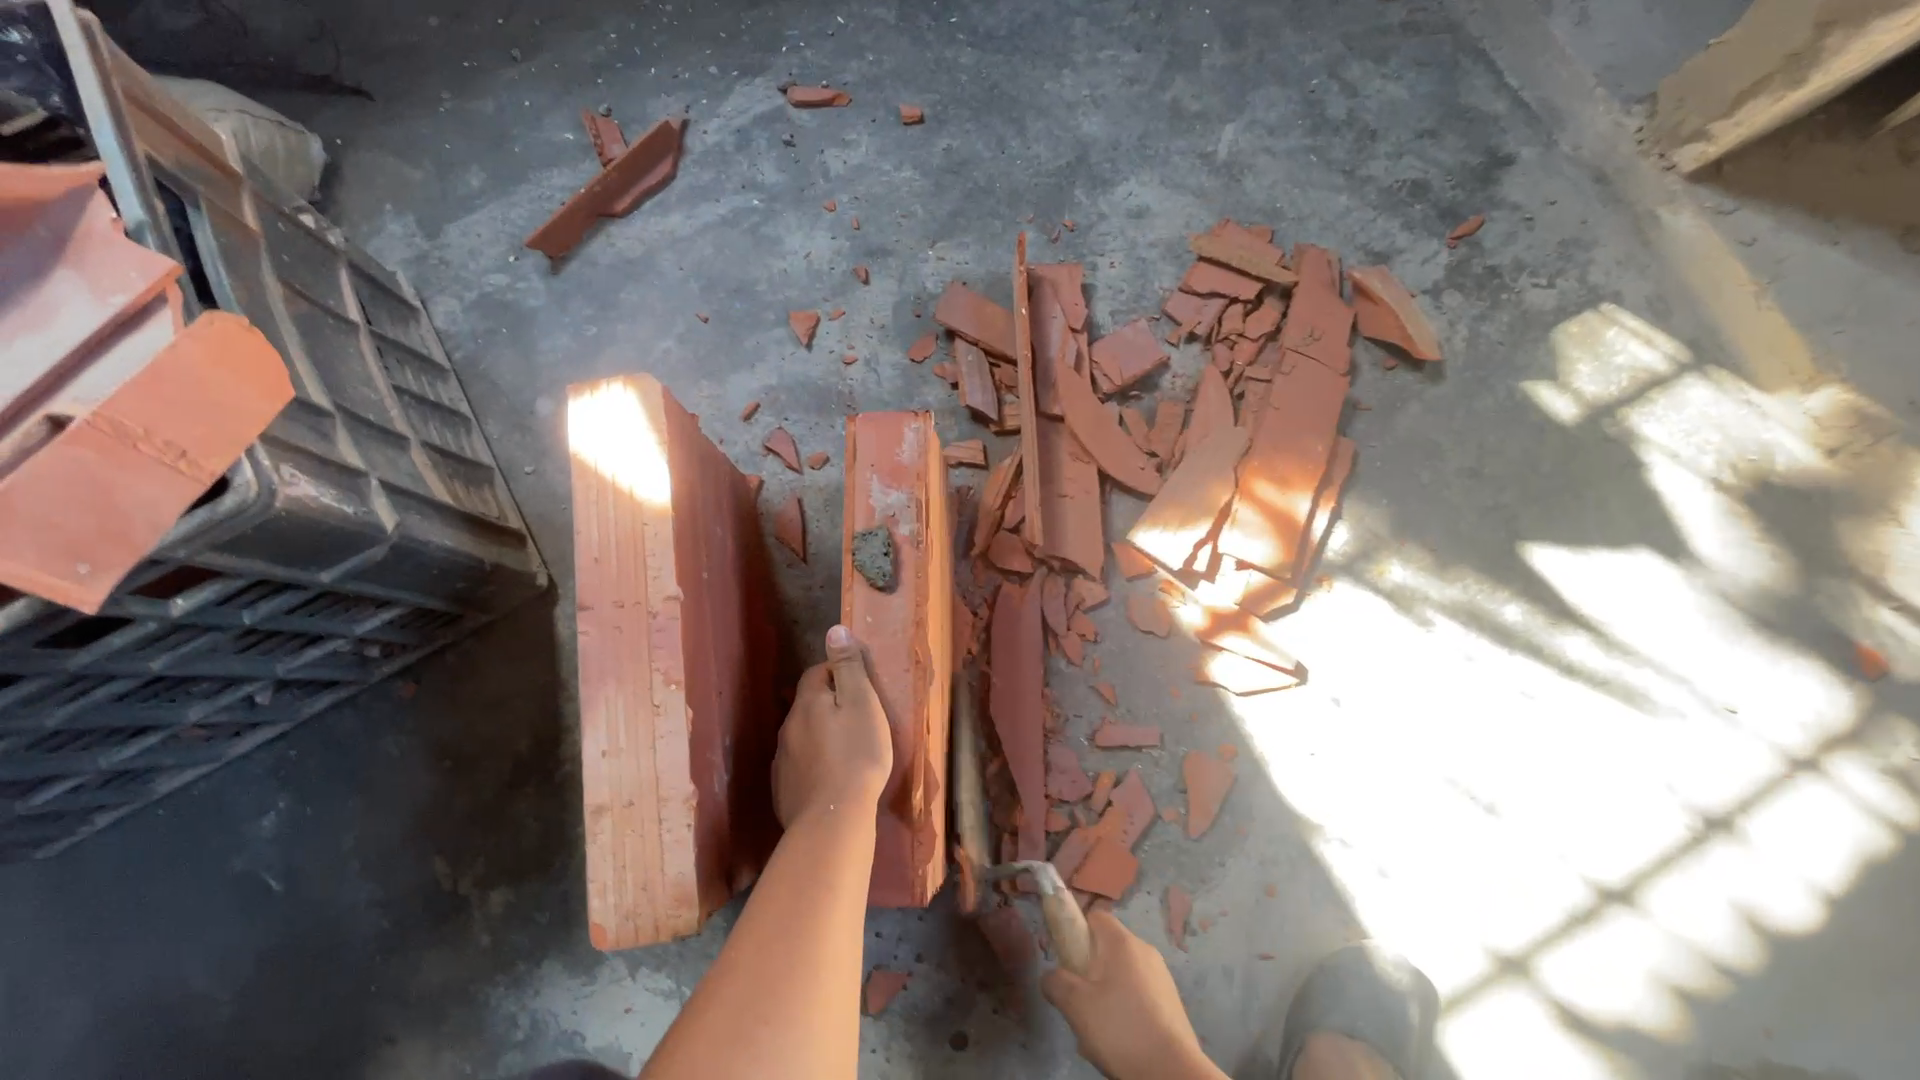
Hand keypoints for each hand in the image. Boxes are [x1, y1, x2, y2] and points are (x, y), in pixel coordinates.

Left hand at [772, 625, 892, 826]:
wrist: (833, 818)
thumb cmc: (857, 755)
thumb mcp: (862, 704)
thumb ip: (848, 667)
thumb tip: (834, 629)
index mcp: (807, 703)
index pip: (816, 673)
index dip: (838, 674)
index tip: (859, 686)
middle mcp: (788, 727)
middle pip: (808, 706)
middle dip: (829, 706)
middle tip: (857, 719)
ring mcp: (782, 761)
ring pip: (802, 737)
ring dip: (820, 736)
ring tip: (846, 751)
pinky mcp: (784, 790)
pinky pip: (800, 767)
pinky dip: (814, 765)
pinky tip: (830, 779)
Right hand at [1042, 911, 1222, 1079]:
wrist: (1172, 1072)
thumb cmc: (1120, 1028)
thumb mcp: (1075, 1005)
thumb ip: (1055, 982)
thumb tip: (1052, 976)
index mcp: (1122, 943)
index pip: (1095, 916)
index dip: (1077, 930)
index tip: (1067, 958)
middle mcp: (1145, 951)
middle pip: (1107, 948)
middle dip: (1089, 971)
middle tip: (1079, 1000)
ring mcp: (1161, 977)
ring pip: (1121, 975)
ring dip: (1105, 994)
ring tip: (1098, 1028)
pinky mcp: (1171, 1002)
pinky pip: (1138, 995)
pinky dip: (1125, 1009)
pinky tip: (1120, 1039)